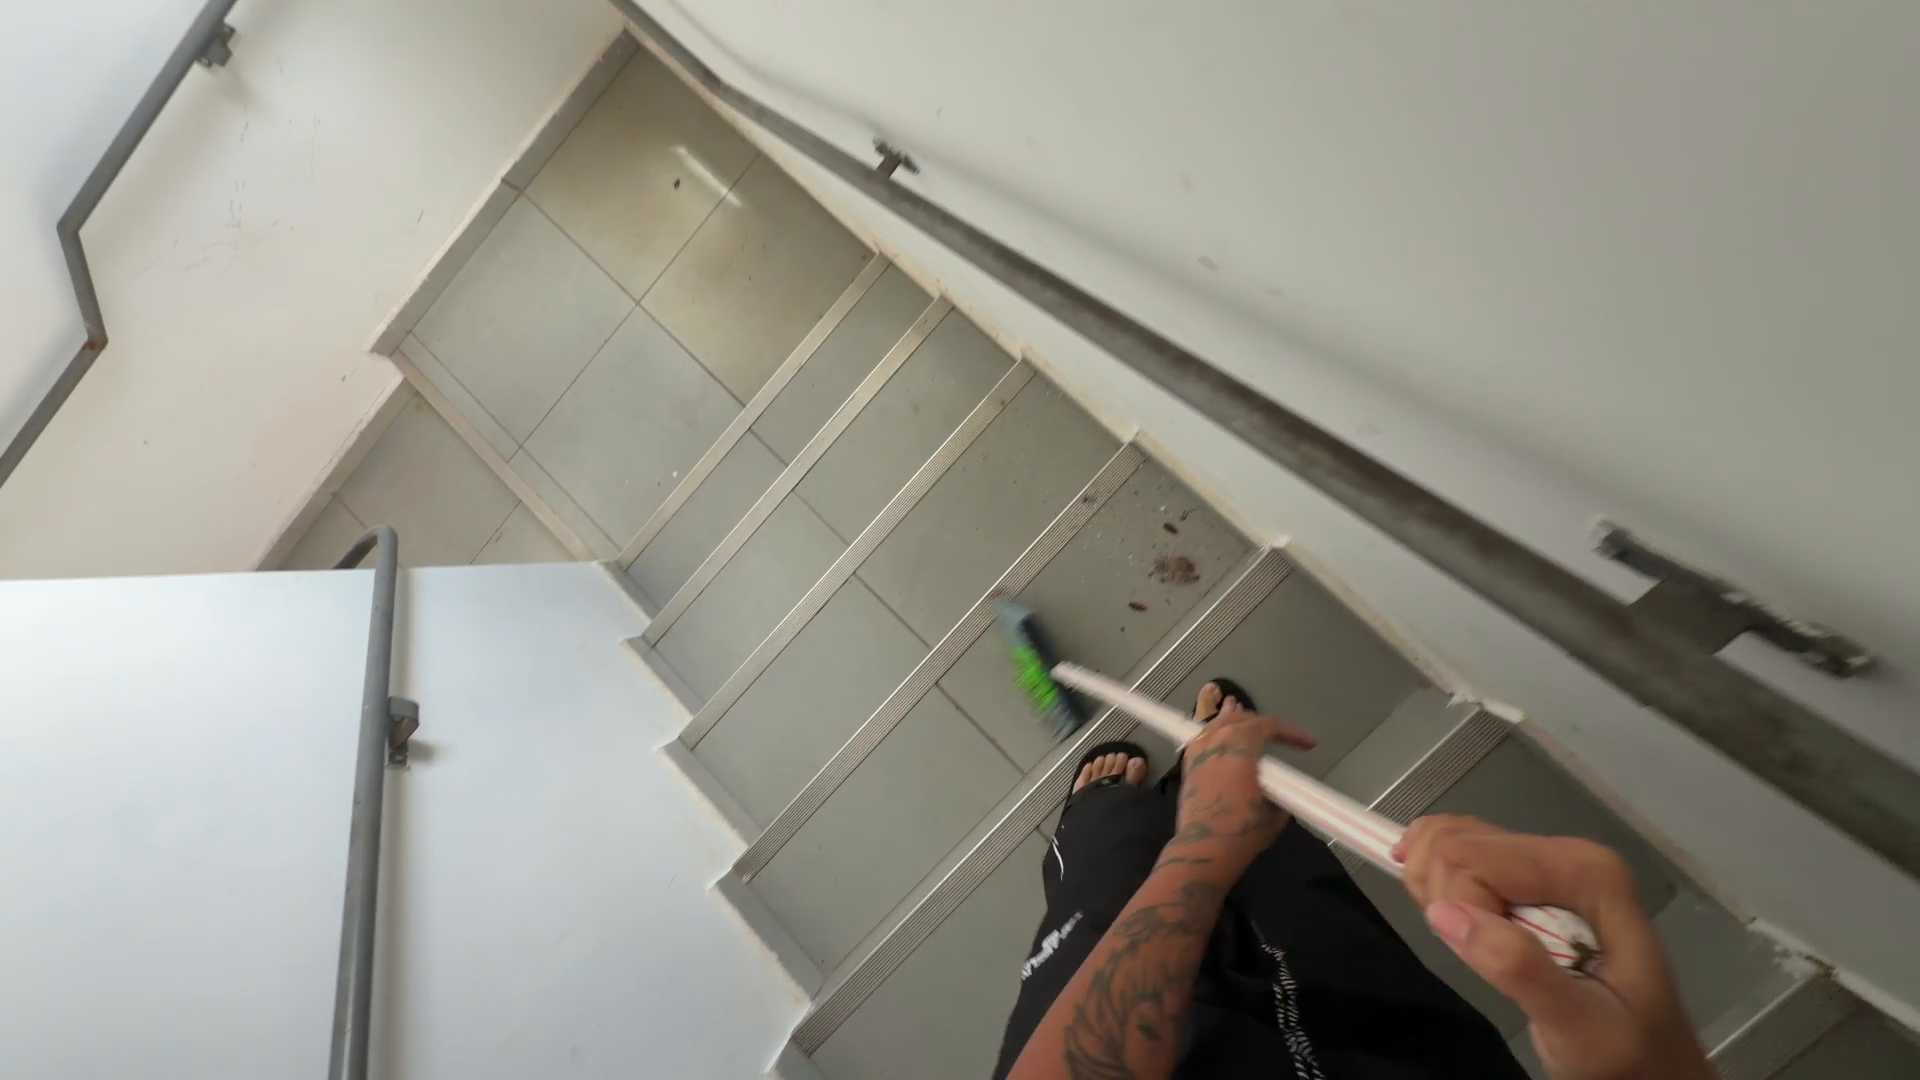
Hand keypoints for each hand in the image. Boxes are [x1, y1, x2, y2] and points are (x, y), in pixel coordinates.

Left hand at [1163, 698, 1316, 875]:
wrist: (1205, 845)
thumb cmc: (1244, 827)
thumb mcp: (1277, 808)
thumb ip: (1281, 787)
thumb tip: (1280, 783)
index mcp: (1239, 744)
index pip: (1269, 725)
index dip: (1292, 732)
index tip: (1308, 744)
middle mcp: (1216, 738)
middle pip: (1242, 719)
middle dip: (1264, 724)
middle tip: (1283, 737)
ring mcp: (1198, 747)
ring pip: (1220, 723)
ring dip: (1238, 722)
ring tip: (1248, 719)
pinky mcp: (1188, 761)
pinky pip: (1205, 736)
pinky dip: (1218, 731)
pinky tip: (1221, 732)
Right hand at [1395, 816, 1713, 1079]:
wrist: (1655, 1072)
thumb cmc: (1626, 1057)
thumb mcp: (1583, 1031)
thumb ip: (1522, 970)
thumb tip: (1445, 913)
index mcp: (1586, 874)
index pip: (1468, 857)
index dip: (1459, 905)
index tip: (1491, 960)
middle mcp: (1565, 852)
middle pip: (1452, 842)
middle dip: (1441, 895)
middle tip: (1477, 952)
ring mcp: (1543, 857)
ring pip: (1441, 838)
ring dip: (1432, 887)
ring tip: (1473, 939)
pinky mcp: (1523, 867)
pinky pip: (1448, 842)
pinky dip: (1430, 871)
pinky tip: (1451, 909)